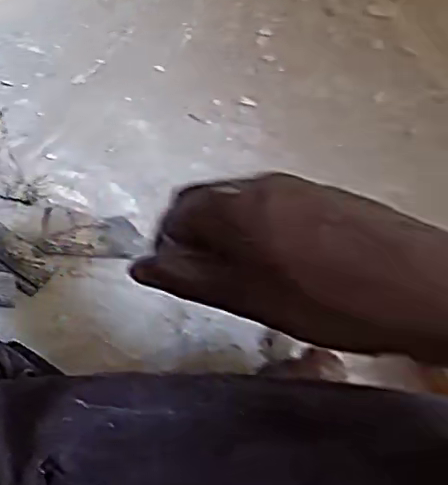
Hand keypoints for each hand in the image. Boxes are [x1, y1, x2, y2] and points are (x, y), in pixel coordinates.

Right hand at [131, 173, 447, 363]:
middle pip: (208, 208)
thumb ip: (184, 279)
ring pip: (250, 210)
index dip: (175, 250)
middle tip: (225, 275)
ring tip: (272, 274)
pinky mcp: (343, 200)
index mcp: (222, 204)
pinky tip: (312, 267)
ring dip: (248, 236)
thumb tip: (142, 269)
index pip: (170, 219)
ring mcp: (304, 189)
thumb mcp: (246, 299)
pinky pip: (290, 211)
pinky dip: (286, 234)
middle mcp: (255, 185)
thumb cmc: (336, 299)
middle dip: (208, 238)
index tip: (191, 276)